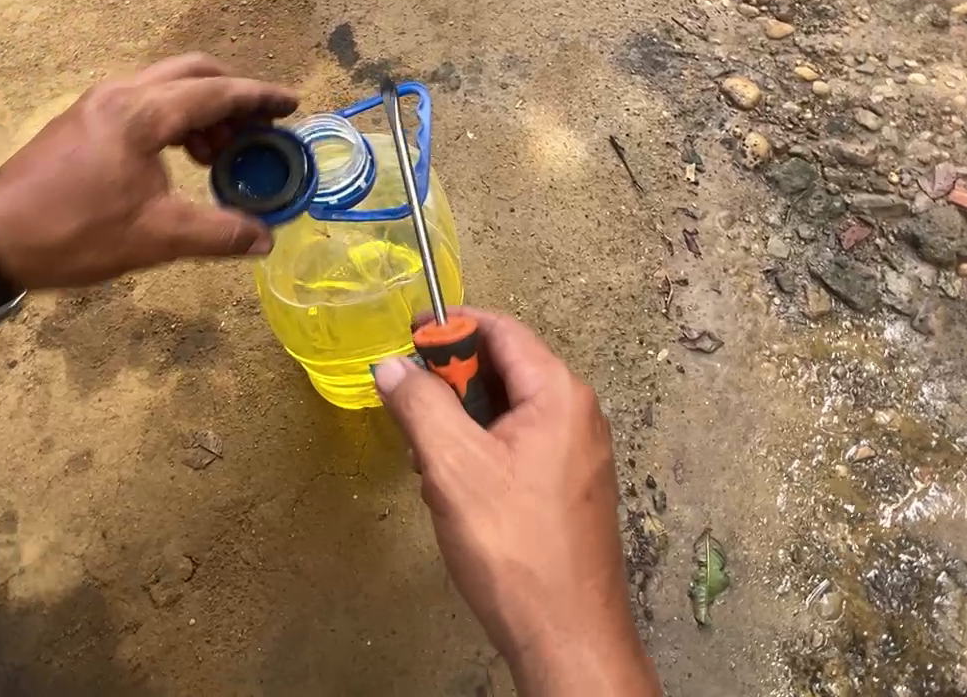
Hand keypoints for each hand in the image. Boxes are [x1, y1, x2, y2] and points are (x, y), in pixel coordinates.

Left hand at [0, 54, 296, 287]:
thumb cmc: (75, 232)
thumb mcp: (156, 237)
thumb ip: (219, 233)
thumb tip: (266, 240)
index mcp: (142, 113)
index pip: (217, 93)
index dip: (260, 98)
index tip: (292, 103)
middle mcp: (122, 93)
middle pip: (194, 72)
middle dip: (234, 94)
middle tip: (261, 126)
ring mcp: (99, 102)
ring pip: (169, 85)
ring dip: (205, 108)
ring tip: (222, 153)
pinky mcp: (86, 118)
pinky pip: (147, 100)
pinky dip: (178, 117)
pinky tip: (183, 155)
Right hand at [371, 309, 656, 696]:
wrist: (569, 640)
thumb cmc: (513, 546)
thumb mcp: (454, 467)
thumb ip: (419, 405)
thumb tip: (390, 364)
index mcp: (558, 392)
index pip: (500, 329)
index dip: (451, 327)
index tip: (407, 340)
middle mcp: (575, 411)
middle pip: (503, 368)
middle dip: (451, 384)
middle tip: (412, 411)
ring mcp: (576, 449)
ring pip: (505, 409)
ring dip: (461, 422)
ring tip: (428, 458)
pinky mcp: (568, 483)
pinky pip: (518, 442)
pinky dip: (480, 449)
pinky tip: (456, 486)